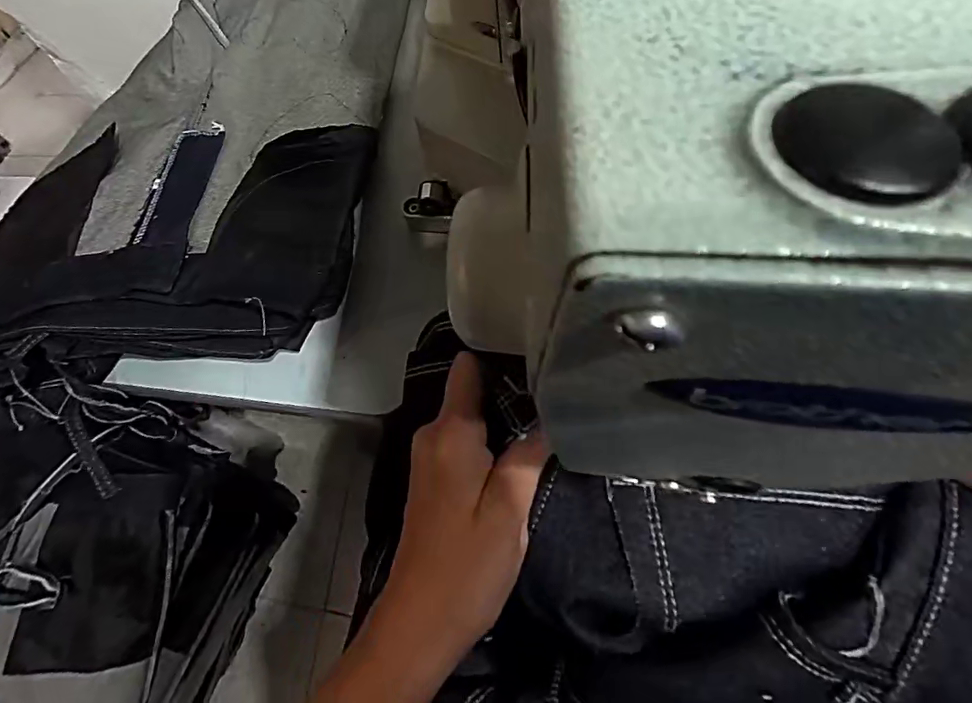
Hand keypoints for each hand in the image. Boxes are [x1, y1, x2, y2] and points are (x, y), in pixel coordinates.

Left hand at [315, 352, 548, 702]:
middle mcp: (433, 435)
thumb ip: (529, 453)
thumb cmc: (466, 565)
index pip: (468, 368)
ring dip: (501, 419)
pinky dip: (488, 441)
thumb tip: (548, 416)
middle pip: (471, 390)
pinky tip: (516, 454)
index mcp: (451, 431)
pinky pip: (463, 442)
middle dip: (509, 389)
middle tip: (553, 390)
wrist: (418, 623)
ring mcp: (429, 458)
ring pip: (469, 418)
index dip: (500, 353)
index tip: (536, 348)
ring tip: (543, 419)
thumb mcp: (510, 508)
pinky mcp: (431, 480)